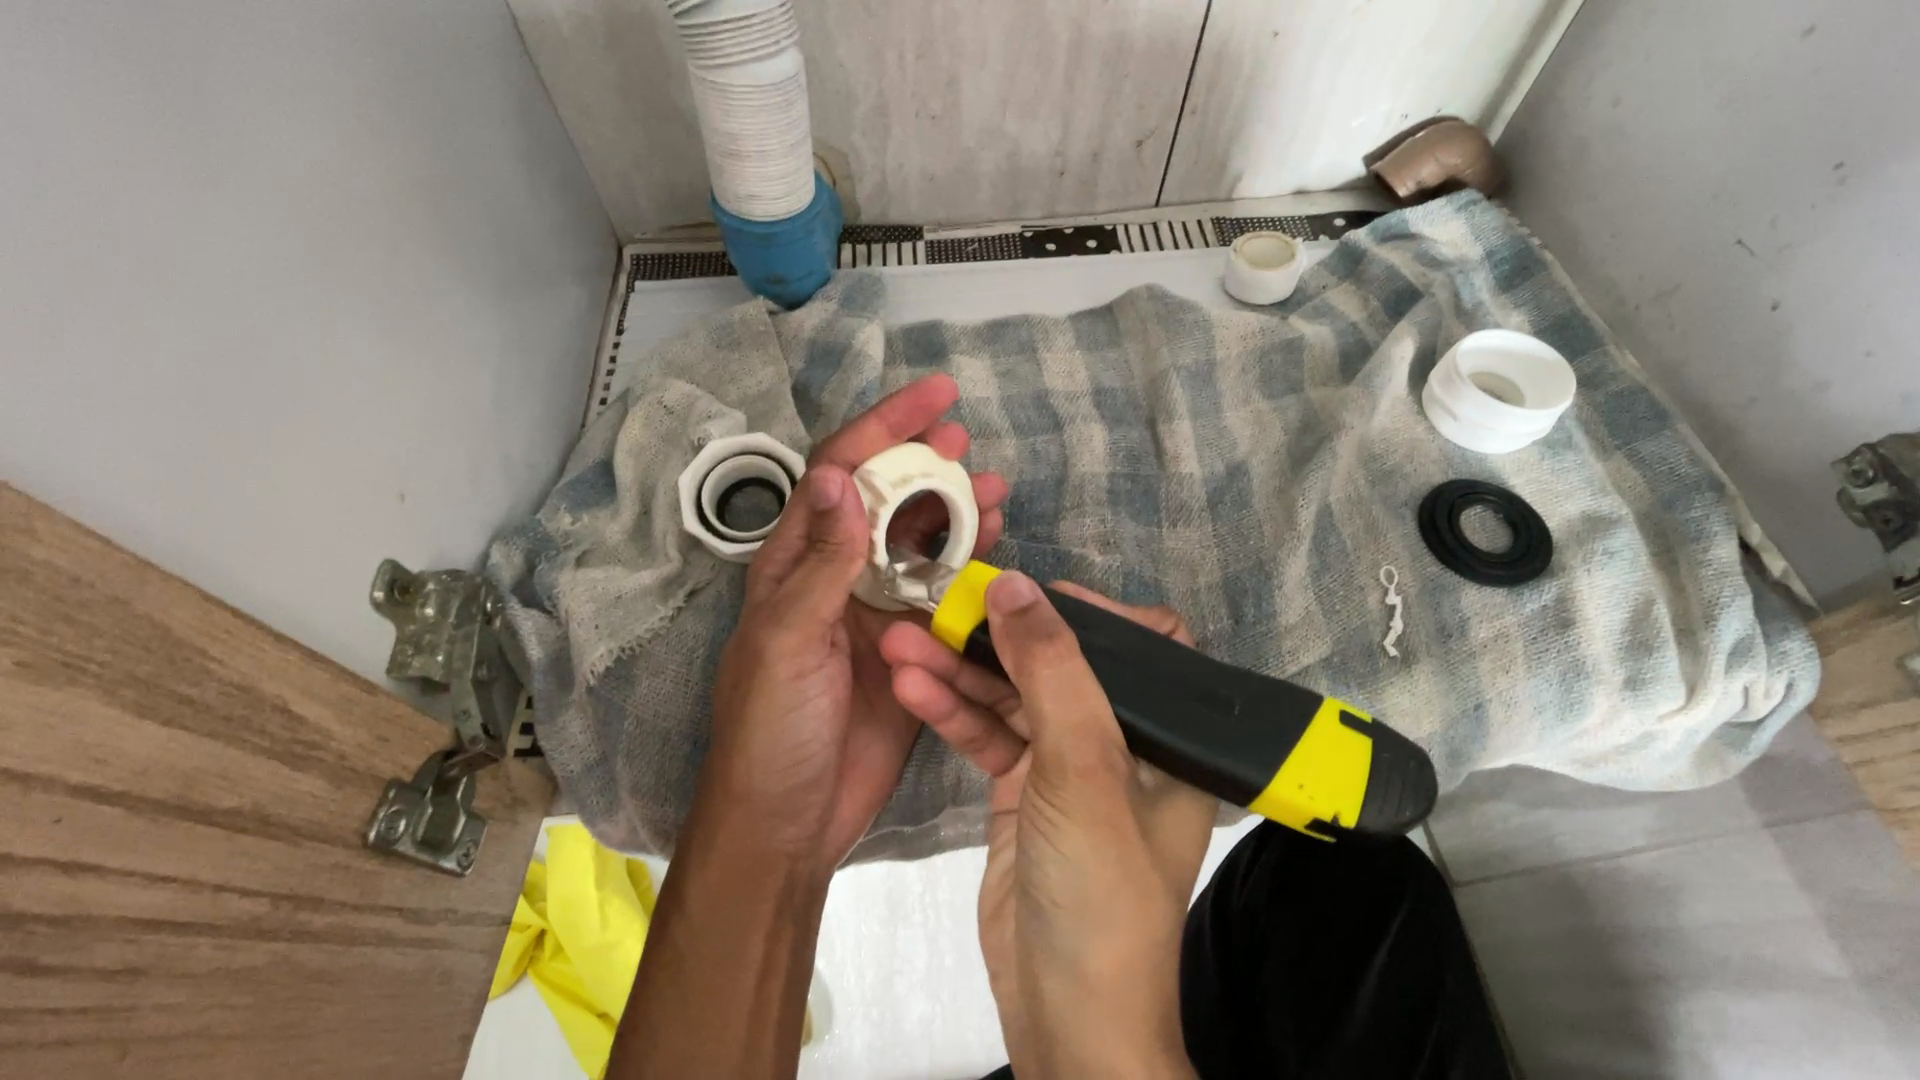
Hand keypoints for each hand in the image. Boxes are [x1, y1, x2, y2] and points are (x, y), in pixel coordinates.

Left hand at [697, 374, 1008, 875]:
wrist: (790, 823)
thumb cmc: (771, 731)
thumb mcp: (785, 642)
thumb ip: (818, 564)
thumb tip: (837, 476)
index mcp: (794, 565)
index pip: (838, 474)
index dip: (882, 428)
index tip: (934, 395)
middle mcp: (836, 577)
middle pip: (884, 501)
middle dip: (923, 461)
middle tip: (967, 435)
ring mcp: (876, 614)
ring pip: (921, 545)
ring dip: (956, 511)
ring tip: (997, 484)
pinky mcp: (911, 650)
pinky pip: (944, 597)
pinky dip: (970, 568)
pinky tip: (997, 547)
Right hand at [880, 574, 1216, 1078]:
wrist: (1064, 1017)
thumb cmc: (1099, 891)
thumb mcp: (1083, 771)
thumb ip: (1052, 672)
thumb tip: (1016, 585)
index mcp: (1164, 735)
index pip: (1143, 646)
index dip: (1091, 614)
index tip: (1025, 597)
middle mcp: (1120, 744)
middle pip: (1061, 667)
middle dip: (998, 639)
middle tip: (939, 607)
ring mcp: (1065, 770)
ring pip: (1015, 699)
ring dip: (961, 672)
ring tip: (902, 643)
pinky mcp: (1021, 794)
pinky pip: (989, 736)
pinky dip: (954, 712)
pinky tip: (912, 686)